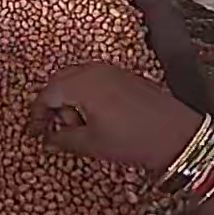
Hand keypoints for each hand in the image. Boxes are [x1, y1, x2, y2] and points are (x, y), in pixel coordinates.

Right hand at [32, 63, 202, 171]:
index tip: (36, 132)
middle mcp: (93, 70)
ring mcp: (110, 70)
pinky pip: (93, 78)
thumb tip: (49, 140)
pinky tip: (97, 116)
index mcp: (81, 83)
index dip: (38, 114)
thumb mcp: (92, 144)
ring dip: (71, 99)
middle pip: (60, 81)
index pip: (47, 94)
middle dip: (54, 104)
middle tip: (58, 128)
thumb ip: (64, 139)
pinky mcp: (123, 75)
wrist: (178, 135)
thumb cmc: (133, 140)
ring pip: (76, 78)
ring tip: (81, 125)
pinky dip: (86, 93)